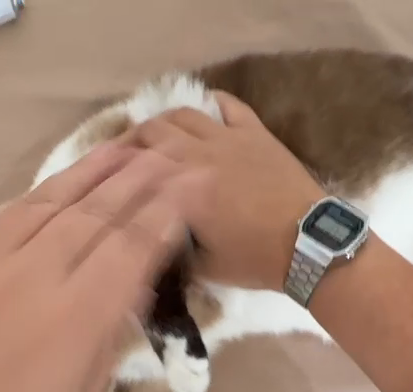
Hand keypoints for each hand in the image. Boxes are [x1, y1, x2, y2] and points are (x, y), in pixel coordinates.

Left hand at [0, 144, 205, 391]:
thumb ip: (101, 349)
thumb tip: (121, 304)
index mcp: (74, 319)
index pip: (132, 245)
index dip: (167, 210)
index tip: (193, 183)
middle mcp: (30, 276)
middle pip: (93, 212)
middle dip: (137, 178)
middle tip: (169, 154)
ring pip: (44, 204)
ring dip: (89, 173)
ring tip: (122, 149)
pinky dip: (35, 198)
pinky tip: (51, 191)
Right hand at [132, 92, 326, 290]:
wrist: (306, 245)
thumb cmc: (253, 260)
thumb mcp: (203, 267)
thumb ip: (174, 246)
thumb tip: (155, 234)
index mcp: (181, 189)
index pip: (137, 170)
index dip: (117, 171)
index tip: (105, 180)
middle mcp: (198, 154)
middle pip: (153, 134)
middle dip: (132, 142)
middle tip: (123, 157)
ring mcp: (228, 138)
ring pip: (184, 115)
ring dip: (163, 122)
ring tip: (155, 135)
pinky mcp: (254, 133)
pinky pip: (226, 105)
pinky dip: (208, 104)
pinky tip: (200, 110)